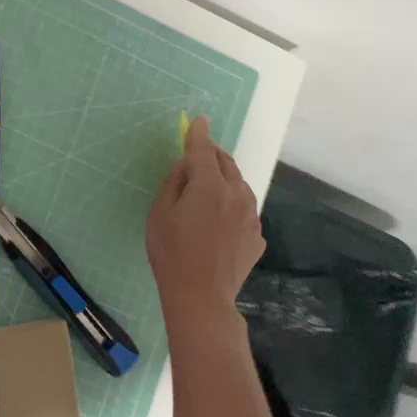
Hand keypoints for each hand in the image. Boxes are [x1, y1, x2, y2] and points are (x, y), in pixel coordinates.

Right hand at [146, 115, 263, 335]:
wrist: (201, 294)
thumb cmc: (171, 251)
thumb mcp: (160, 213)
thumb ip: (175, 184)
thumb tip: (186, 167)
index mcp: (209, 187)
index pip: (203, 152)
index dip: (198, 135)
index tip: (200, 121)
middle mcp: (237, 195)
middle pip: (226, 165)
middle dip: (213, 155)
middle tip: (199, 152)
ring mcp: (251, 217)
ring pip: (239, 187)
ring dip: (224, 179)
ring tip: (207, 186)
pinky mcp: (256, 236)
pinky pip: (243, 211)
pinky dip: (230, 205)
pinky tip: (216, 221)